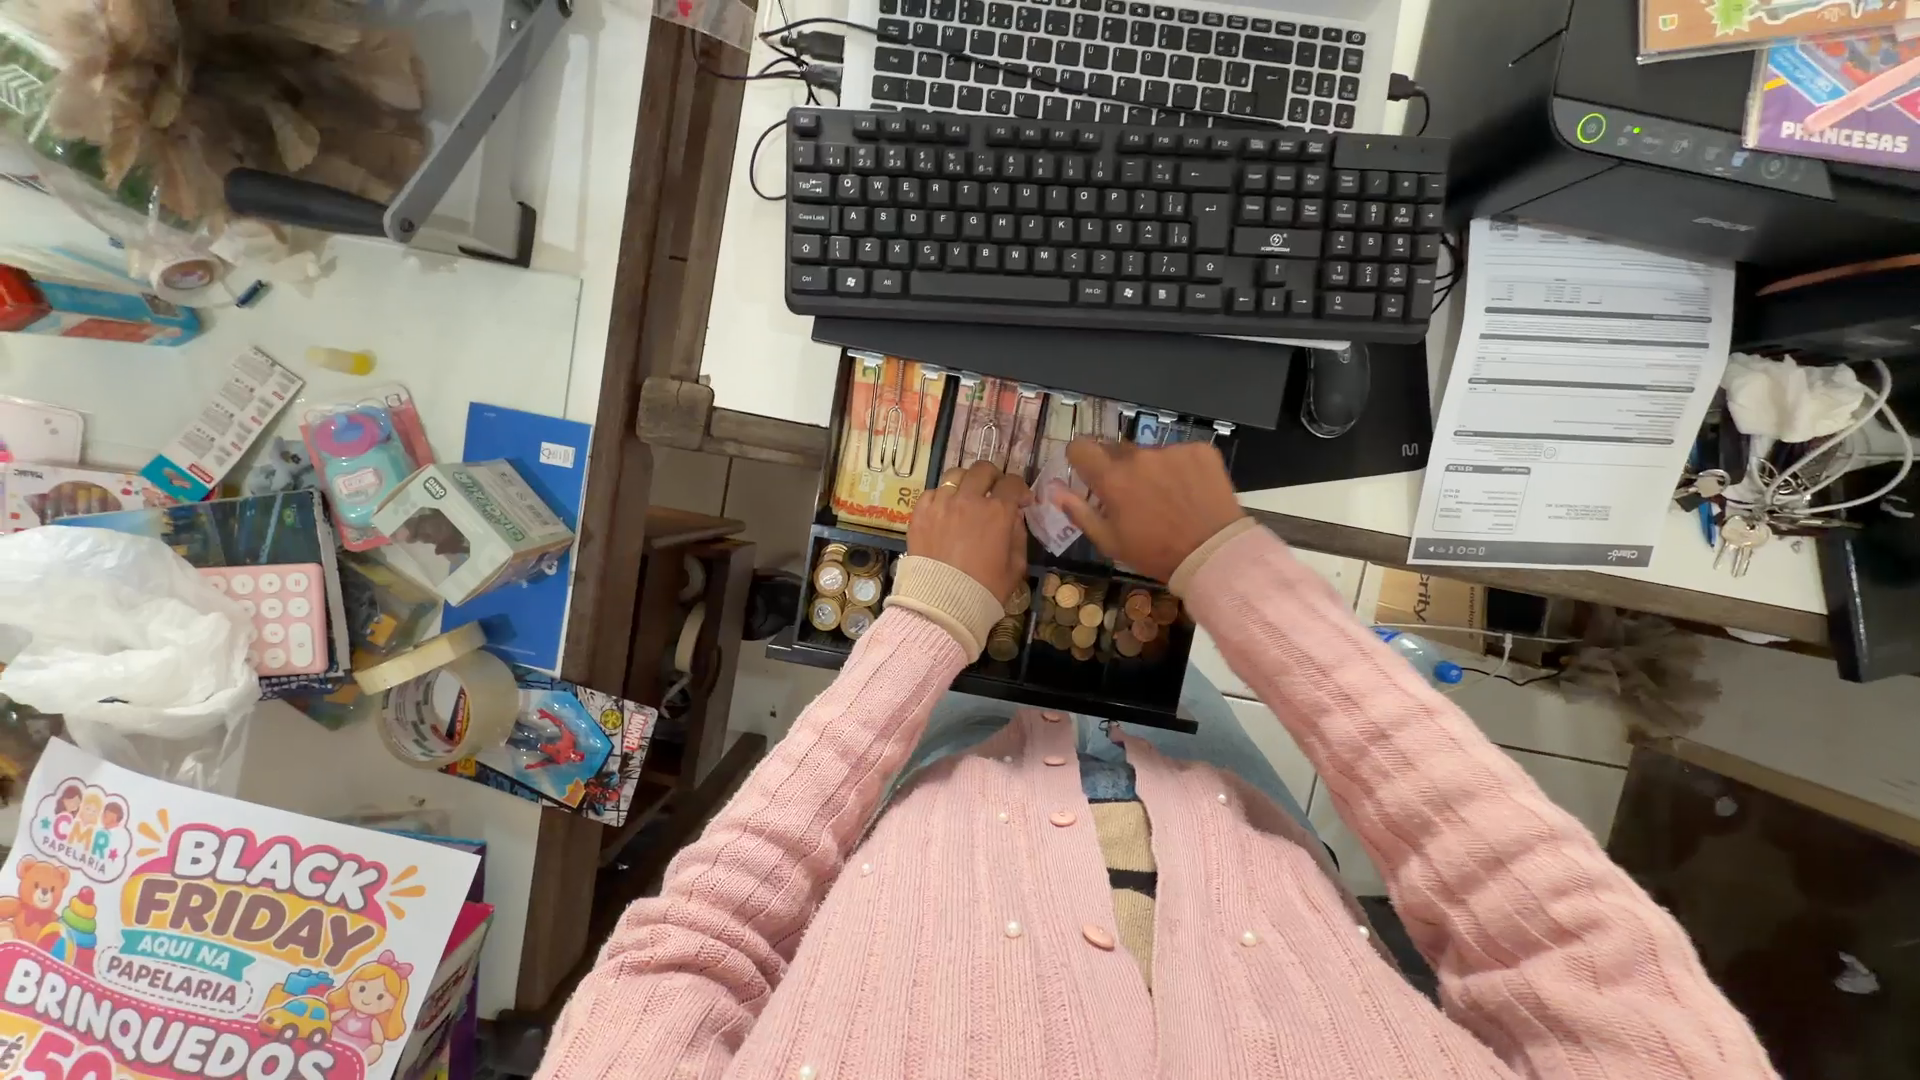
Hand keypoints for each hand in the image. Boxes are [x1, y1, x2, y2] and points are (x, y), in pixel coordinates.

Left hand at [908, 460, 1031, 601]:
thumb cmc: (985, 589)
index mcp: (998, 512)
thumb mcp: (1016, 566)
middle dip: (993, 478)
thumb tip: (1015, 516)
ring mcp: (941, 503)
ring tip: (966, 497)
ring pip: (955, 475)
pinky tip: (945, 512)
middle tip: (994, 492)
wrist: (943, 605)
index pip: (1013, 483)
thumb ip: (1018, 535)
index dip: (1020, 489)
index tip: (1021, 501)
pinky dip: (941, 497)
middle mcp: (969, 500)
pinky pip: (932, 492)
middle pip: (982, 470)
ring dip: (966, 483)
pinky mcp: (920, 513)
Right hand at [1051, 438, 1245, 581]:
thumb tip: (1053, 489)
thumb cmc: (1155, 553)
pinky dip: (1181, 468)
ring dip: (1151, 468)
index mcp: (1112, 479)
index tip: (1087, 470)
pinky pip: (1181, 453)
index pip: (1080, 447)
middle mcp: (1139, 457)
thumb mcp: (1110, 542)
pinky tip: (1189, 491)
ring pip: (1150, 453)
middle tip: (1133, 494)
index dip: (1080, 458)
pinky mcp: (1200, 450)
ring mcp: (1172, 450)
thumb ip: (1079, 512)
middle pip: (1116, 449)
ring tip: (1167, 496)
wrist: (1213, 555)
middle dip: (1118, 467)